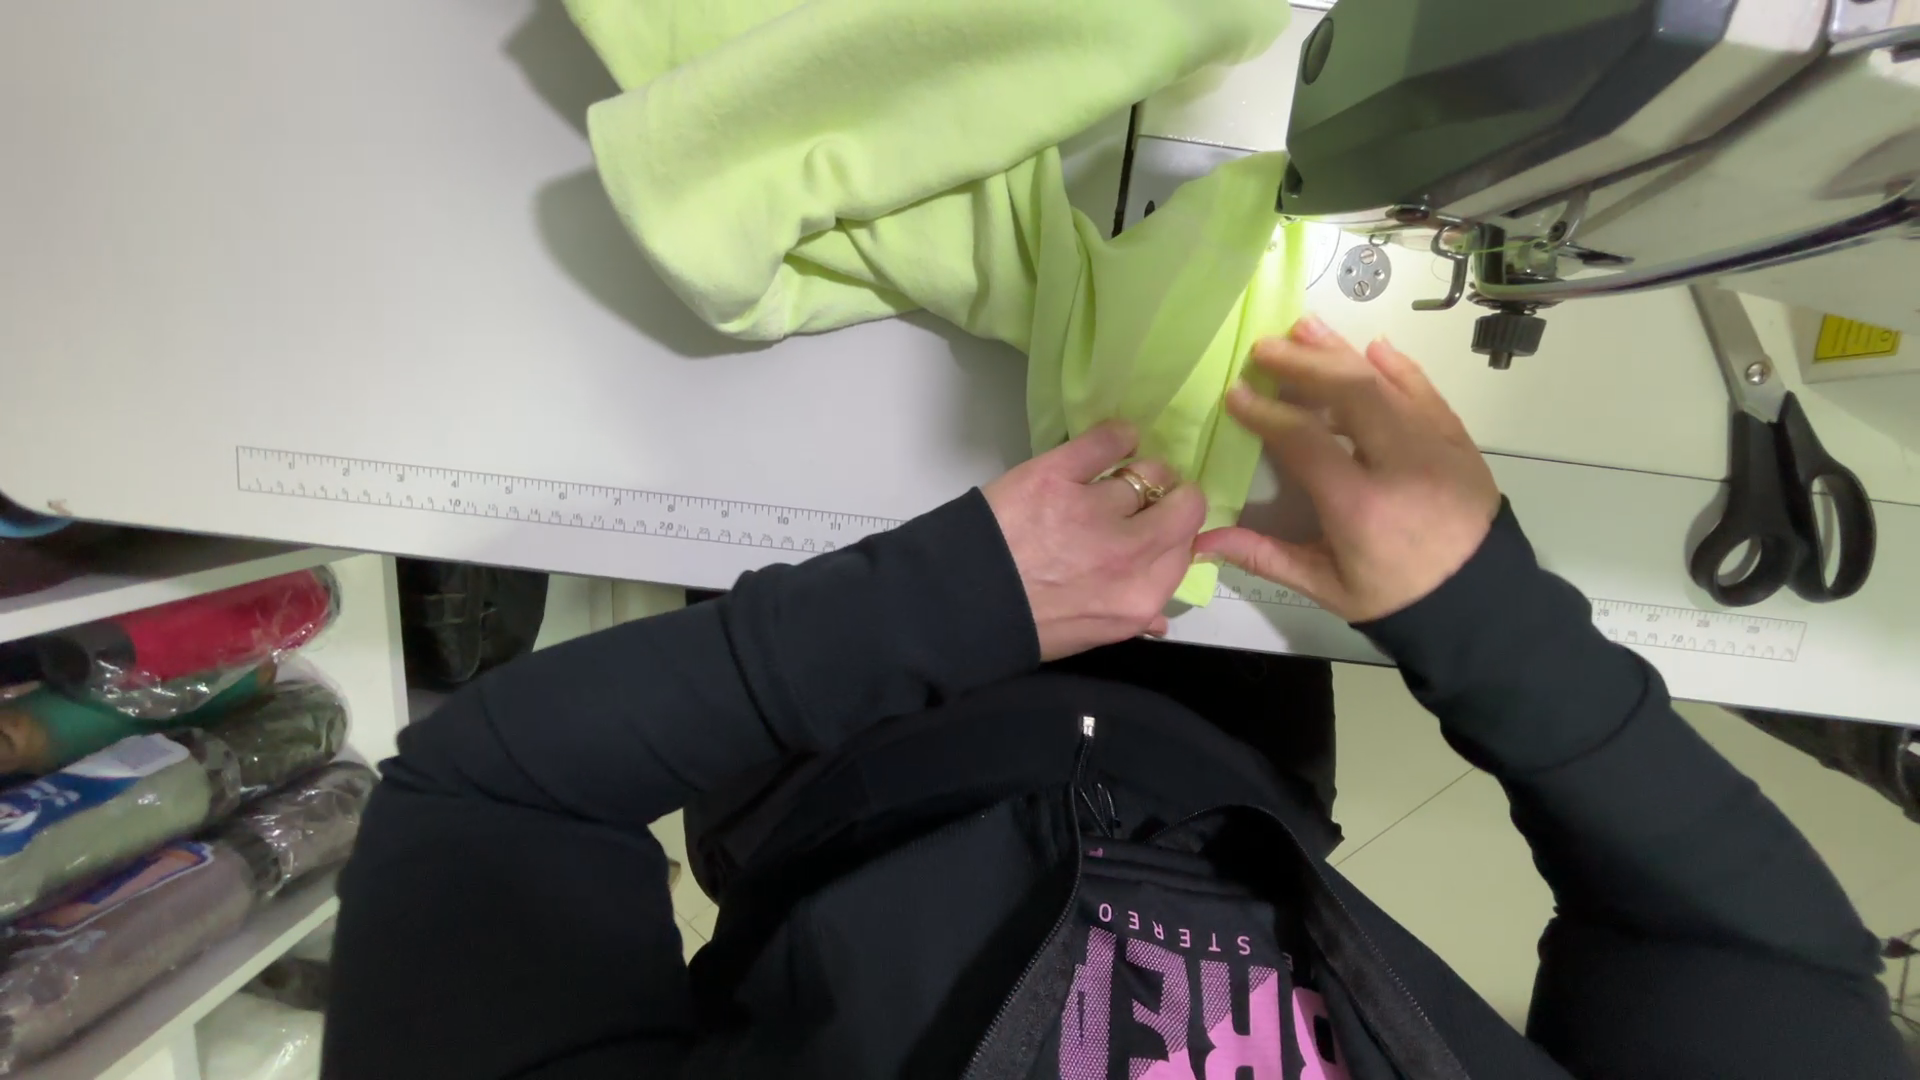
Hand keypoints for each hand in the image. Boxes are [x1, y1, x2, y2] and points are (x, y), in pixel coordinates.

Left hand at [984, 421, 1207, 660]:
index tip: (1158, 524)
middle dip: (1173, 496)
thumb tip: (1158, 616)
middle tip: (1148, 496)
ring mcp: (1093, 511)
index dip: (1174, 532)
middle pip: (1183, 505)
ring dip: (1141, 470)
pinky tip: (1117, 439)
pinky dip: (1117, 436)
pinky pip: (1108, 441)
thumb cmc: (1025, 624)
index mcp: (1139, 597)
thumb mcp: (1088, 635)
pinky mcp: (1057, 475)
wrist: (957, 603)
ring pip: (1148, 472)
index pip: (1187, 548)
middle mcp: (1128, 553)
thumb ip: (1131, 620)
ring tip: (1121, 473)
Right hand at [1194, 316, 1499, 622]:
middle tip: (1264, 347)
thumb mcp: (1324, 586)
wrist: (1481, 602)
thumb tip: (1203, 540)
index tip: (1236, 393)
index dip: (1267, 414)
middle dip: (1304, 364)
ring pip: (1387, 385)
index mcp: (1361, 505)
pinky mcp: (1457, 441)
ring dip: (1342, 353)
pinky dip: (1398, 367)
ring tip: (1305, 326)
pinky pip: (1426, 392)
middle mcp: (1401, 465)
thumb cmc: (1393, 595)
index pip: (1307, 442)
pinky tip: (1371, 347)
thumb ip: (1263, 556)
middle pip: (1351, 395)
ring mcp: (1435, 446)